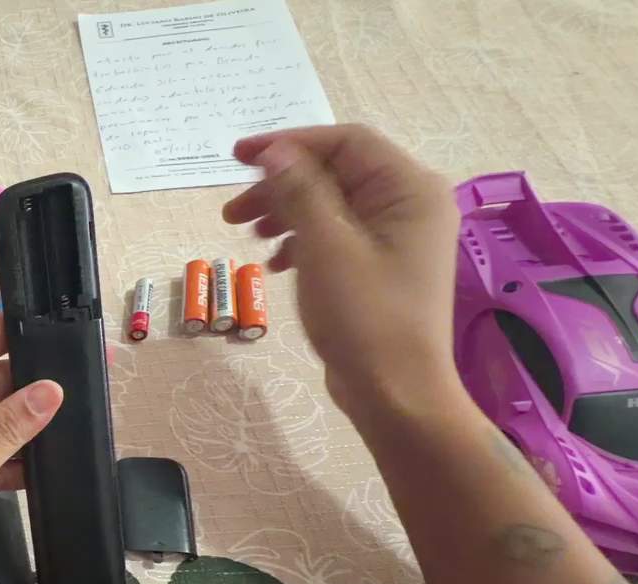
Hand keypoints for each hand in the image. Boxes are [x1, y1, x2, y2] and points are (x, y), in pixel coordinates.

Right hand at [222, 125, 464, 424]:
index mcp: (407, 189)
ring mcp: (393, 237)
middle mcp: (407, 203)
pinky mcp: (376, 266)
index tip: (235, 158)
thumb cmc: (364, 316)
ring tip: (246, 237)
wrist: (393, 386)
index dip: (289, 145)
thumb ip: (301, 194)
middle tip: (230, 213)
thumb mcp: (326, 249)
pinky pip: (333, 236)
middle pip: (335, 174)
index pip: (345, 144)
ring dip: (284, 214)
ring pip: (330, 206)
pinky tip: (275, 264)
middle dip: (280, 186)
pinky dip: (298, 241)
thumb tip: (274, 154)